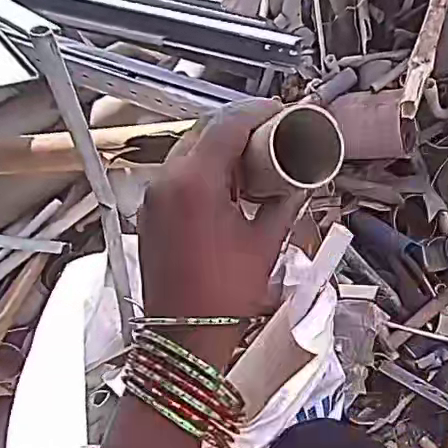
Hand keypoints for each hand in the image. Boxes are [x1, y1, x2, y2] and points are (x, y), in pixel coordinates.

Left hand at [138, 100, 305, 364]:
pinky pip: (178, 176)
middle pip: (204, 131)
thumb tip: (297, 184)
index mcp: (194, 184)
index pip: (227, 124)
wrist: (186, 335)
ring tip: (254, 164)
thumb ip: (284, 204)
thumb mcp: (265, 244)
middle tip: (272, 137)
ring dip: (221, 149)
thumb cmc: (222, 298)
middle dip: (240, 128)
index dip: (259, 113)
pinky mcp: (151, 214)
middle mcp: (166, 183)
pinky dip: (204, 171)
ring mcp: (153, 198)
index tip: (280, 114)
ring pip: (188, 151)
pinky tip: (229, 188)